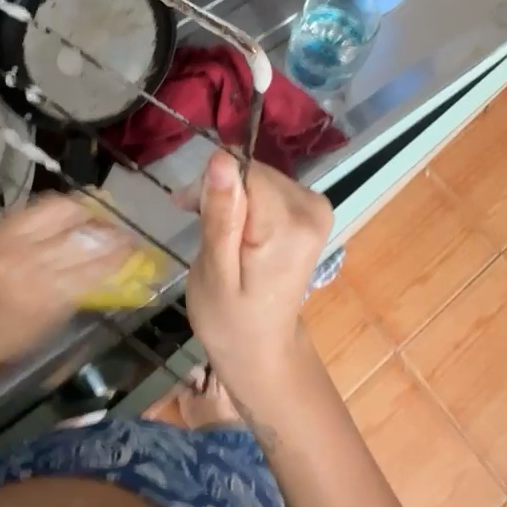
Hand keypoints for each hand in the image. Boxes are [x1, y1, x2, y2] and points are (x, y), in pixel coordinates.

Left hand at [0, 196, 131, 366]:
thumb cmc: (9, 344)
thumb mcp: (54, 323)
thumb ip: (83, 289)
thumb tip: (114, 262)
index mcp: (43, 294)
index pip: (95, 262)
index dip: (120, 251)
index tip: (136, 245)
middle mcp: (22, 261)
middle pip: (78, 227)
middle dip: (105, 226)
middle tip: (117, 228)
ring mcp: (1, 241)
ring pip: (57, 208)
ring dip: (81, 212)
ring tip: (93, 217)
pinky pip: (31, 211)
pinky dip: (52, 215)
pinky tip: (62, 221)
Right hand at [184, 152, 333, 404]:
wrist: (262, 348)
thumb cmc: (229, 319)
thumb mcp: (214, 271)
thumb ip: (221, 214)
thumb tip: (222, 158)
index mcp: (289, 226)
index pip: (247, 171)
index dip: (214, 184)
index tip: (189, 209)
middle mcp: (312, 209)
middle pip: (255, 172)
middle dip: (222, 190)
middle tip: (198, 223)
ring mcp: (316, 208)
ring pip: (260, 176)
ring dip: (232, 196)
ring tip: (215, 232)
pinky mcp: (312, 210)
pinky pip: (270, 187)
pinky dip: (248, 202)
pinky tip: (236, 229)